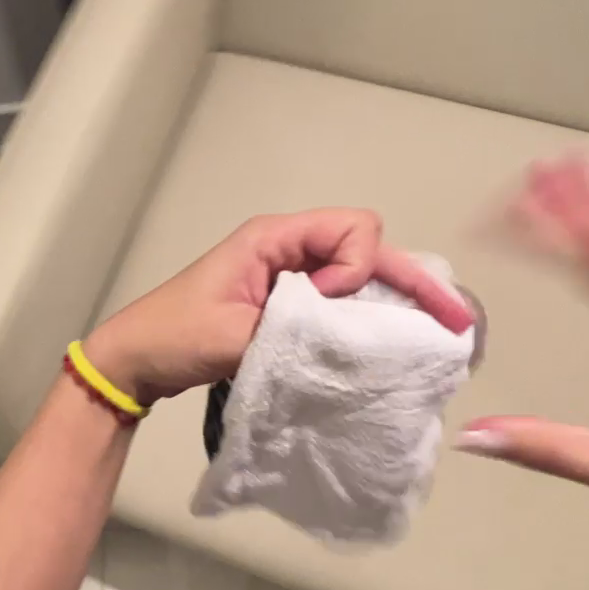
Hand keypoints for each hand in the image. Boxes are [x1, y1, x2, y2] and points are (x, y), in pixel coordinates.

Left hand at [82, 208, 473, 405]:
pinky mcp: (284, 305)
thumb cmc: (173, 337)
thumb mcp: (234, 334)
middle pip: (367, 250)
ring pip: (357, 278)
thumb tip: (354, 333)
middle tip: (452, 325)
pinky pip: (336, 304)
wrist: (136, 361)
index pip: (354, 228)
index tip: (326, 305)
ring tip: (421, 339)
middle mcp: (288, 249)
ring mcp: (288, 278)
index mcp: (274, 238)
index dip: (357, 267)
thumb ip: (297, 329)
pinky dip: (360, 320)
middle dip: (408, 281)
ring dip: (387, 304)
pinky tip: (379, 346)